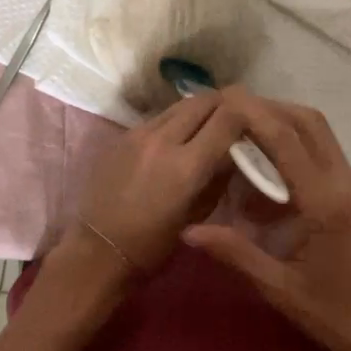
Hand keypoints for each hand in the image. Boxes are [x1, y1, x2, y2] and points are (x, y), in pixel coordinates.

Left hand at [71, 92, 244, 272]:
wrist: (98, 249)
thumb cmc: (153, 245)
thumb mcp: (197, 215)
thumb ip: (218, 178)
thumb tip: (234, 152)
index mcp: (187, 166)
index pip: (226, 119)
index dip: (245, 113)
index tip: (253, 118)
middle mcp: (164, 140)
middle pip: (203, 100)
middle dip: (223, 103)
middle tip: (234, 114)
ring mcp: (140, 133)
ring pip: (179, 104)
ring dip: (198, 109)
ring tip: (208, 122)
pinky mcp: (123, 134)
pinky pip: (158, 117)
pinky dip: (175, 120)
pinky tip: (177, 137)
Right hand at [184, 94, 350, 350]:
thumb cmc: (344, 320)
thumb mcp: (284, 292)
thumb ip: (237, 254)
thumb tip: (189, 230)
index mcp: (325, 201)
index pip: (284, 138)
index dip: (251, 112)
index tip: (221, 96)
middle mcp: (343, 182)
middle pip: (307, 121)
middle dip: (267, 109)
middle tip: (228, 114)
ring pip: (319, 134)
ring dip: (282, 125)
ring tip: (240, 139)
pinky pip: (324, 155)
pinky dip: (294, 149)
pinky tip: (266, 179)